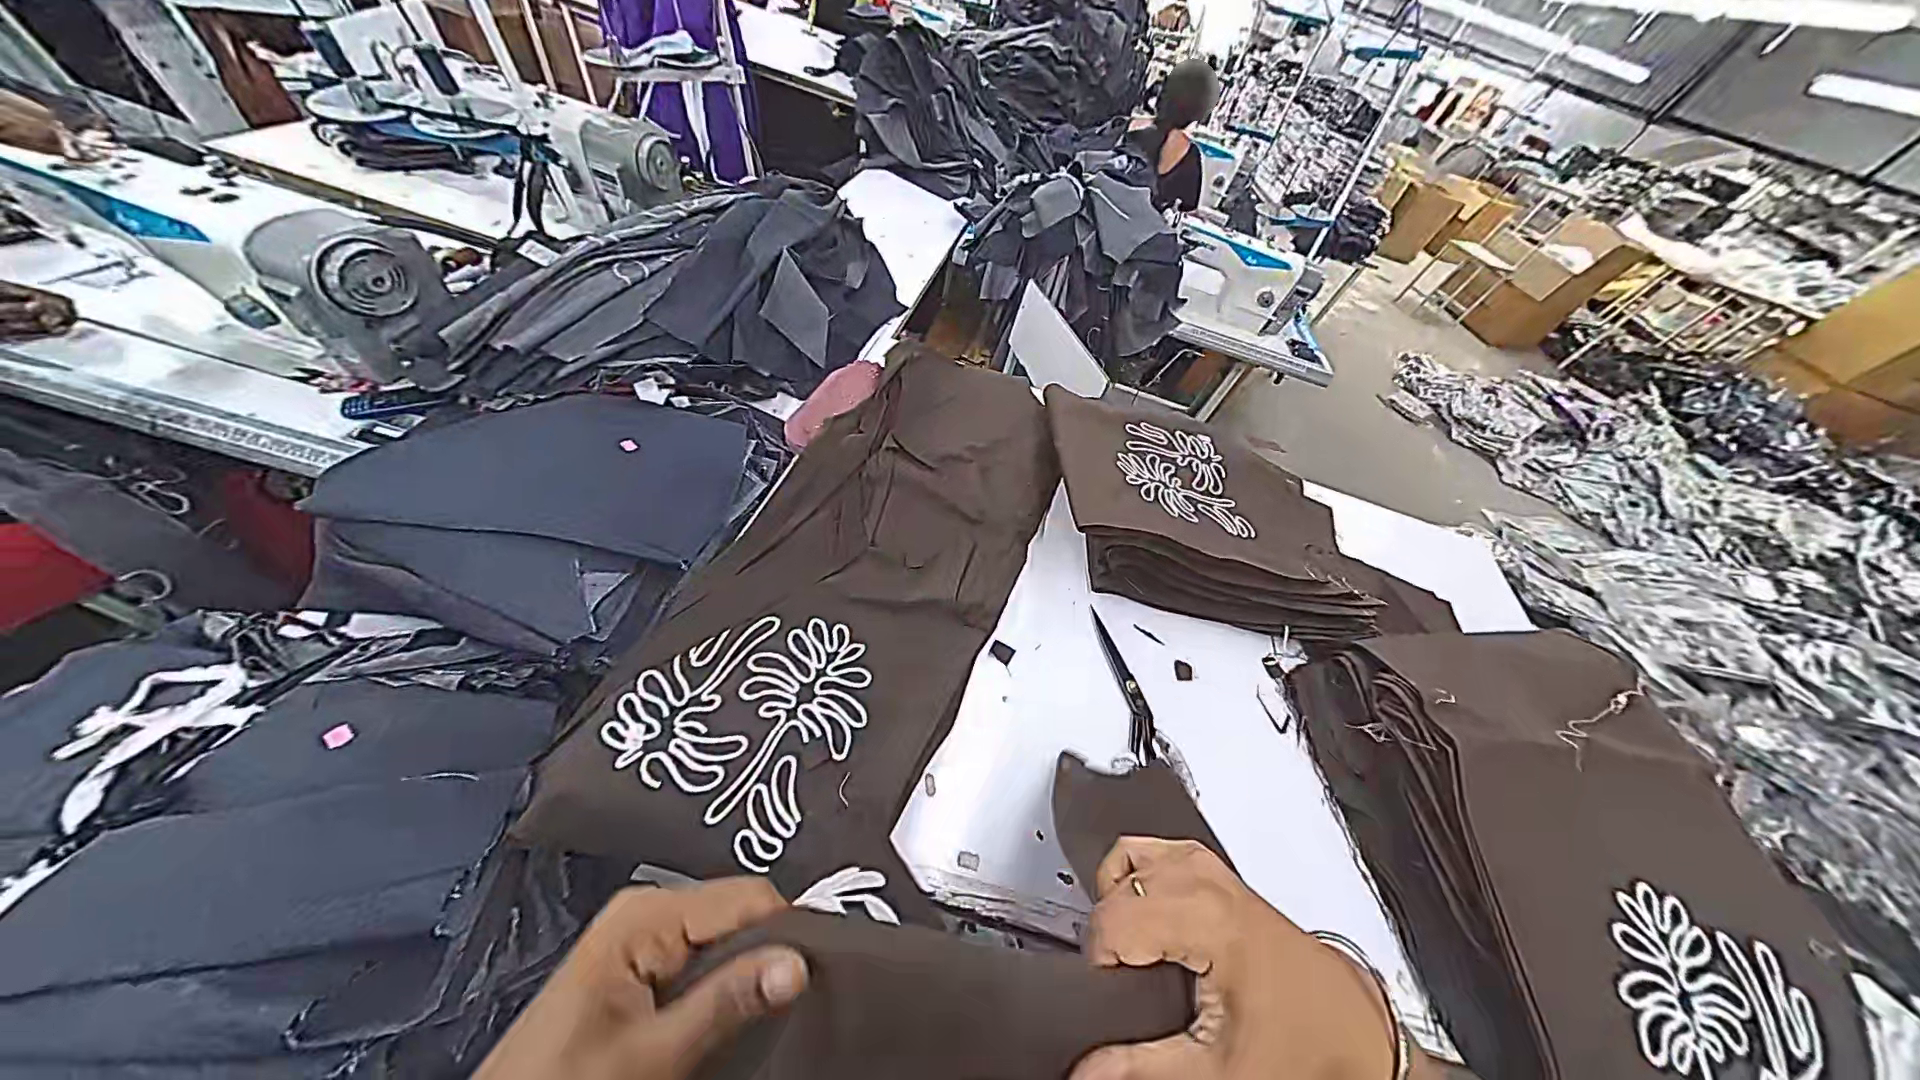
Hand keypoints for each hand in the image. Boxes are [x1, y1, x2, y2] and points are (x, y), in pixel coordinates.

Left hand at [476, 878, 808, 1079]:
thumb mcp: (652, 1056)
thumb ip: (727, 1002)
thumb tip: (798, 963)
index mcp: (646, 913)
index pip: (748, 896)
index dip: (785, 932)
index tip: (807, 976)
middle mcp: (646, 906)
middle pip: (737, 910)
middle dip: (763, 951)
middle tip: (778, 1002)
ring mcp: (641, 929)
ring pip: (724, 930)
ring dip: (743, 967)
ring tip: (751, 1010)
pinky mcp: (639, 954)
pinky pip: (702, 949)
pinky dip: (721, 976)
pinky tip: (721, 1009)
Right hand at [1071, 837, 1399, 1079]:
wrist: (1355, 1033)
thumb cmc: (1307, 1046)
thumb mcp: (1219, 1070)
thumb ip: (1142, 1068)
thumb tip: (1086, 1070)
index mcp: (1204, 917)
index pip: (1111, 920)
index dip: (1101, 963)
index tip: (1115, 991)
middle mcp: (1202, 880)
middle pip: (1114, 889)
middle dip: (1108, 937)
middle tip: (1127, 979)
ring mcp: (1207, 867)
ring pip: (1127, 860)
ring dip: (1117, 901)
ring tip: (1134, 947)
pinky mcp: (1212, 867)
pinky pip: (1151, 850)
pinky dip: (1135, 874)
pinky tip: (1146, 914)